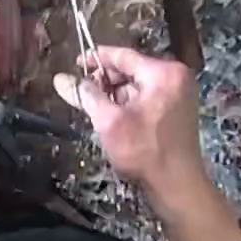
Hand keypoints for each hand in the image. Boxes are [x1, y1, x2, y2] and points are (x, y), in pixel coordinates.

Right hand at [54, 46, 208, 199]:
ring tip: (96, 108)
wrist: (177, 184)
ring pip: (137, 85)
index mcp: (164, 73)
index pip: (124, 55)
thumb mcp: (108, 121)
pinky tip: (113, 117)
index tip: (76, 64)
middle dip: (105, 80)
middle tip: (83, 92)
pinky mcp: (177, 110)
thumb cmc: (143, 151)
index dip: (96, 58)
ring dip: (115, 94)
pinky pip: (147, 97)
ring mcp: (180, 94)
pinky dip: (128, 103)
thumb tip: (60, 79)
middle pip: (131, 69)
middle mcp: (176, 77)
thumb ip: (84, 95)